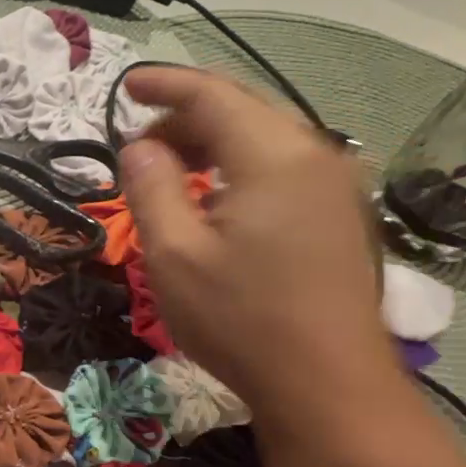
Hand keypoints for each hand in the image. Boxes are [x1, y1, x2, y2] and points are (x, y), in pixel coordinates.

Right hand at [118, 67, 401, 422]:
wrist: (325, 380)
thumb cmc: (239, 318)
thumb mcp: (174, 256)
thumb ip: (152, 191)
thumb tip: (139, 147)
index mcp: (274, 158)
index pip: (215, 97)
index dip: (166, 86)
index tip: (125, 86)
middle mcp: (316, 156)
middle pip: (245, 112)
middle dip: (186, 118)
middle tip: (136, 148)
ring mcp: (336, 186)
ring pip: (266, 141)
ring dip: (212, 145)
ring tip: (167, 174)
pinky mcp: (339, 215)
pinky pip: (283, 169)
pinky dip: (239, 168)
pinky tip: (214, 201)